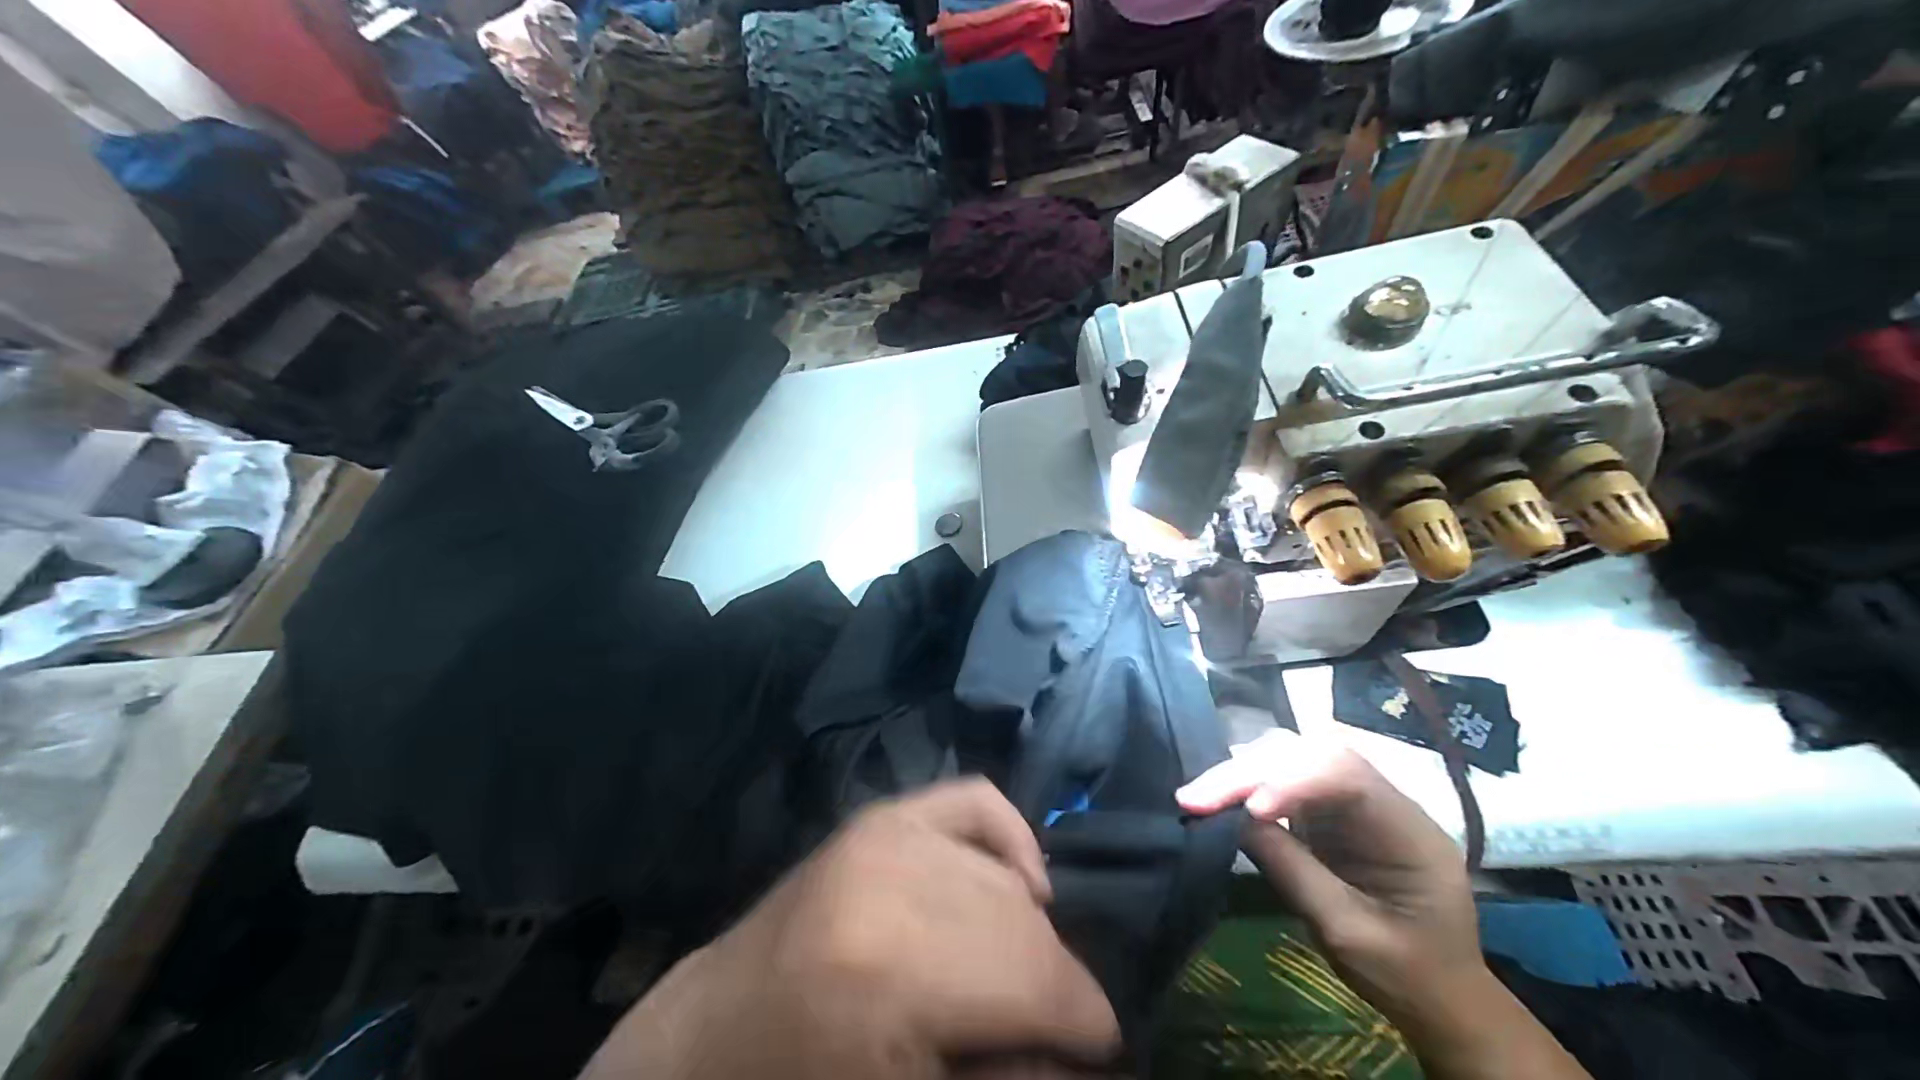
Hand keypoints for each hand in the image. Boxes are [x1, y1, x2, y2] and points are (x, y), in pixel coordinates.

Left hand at [580, 779, 1119, 1079]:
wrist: (713, 1042)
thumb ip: (1008, 1072)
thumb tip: (1078, 1046)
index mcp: (895, 970)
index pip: (1038, 980)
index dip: (1087, 1024)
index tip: (1101, 1049)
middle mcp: (892, 880)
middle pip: (1023, 928)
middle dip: (1058, 984)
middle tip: (1058, 1027)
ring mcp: (882, 835)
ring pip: (1002, 877)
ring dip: (1029, 930)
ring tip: (1020, 975)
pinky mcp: (877, 818)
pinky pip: (971, 802)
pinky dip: (1008, 837)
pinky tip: (1022, 880)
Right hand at [1175, 729, 1479, 1032]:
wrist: (1437, 998)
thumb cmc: (1404, 973)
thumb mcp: (1349, 933)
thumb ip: (1295, 872)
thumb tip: (1234, 820)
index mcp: (1409, 830)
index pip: (1347, 775)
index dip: (1292, 780)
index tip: (1249, 810)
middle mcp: (1380, 799)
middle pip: (1309, 755)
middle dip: (1248, 771)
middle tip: (1193, 799)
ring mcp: (1351, 801)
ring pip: (1289, 758)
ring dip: (1238, 772)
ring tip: (1195, 798)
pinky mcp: (1326, 810)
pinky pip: (1280, 779)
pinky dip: (1243, 784)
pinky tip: (1215, 798)